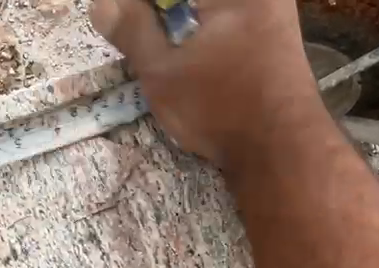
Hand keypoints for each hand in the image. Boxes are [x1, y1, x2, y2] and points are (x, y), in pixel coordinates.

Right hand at [89, 0, 327, 171]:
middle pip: (189, 3)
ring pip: (209, 11)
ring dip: (177, 27)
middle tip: (136, 36)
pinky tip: (189, 60)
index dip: (144, 10)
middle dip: (159, 16)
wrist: (277, 142)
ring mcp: (271, 4)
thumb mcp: (162, 70)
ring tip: (157, 50)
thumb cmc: (218, 104)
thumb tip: (101, 2)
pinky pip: (227, 19)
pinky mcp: (273, 28)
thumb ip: (131, 31)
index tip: (126, 21)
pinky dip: (201, 33)